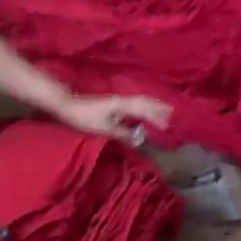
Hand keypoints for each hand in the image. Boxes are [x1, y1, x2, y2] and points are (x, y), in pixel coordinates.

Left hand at [57, 94, 174, 141]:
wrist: (67, 105)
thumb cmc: (85, 117)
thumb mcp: (104, 128)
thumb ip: (122, 133)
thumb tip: (139, 139)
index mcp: (122, 105)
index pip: (144, 110)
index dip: (157, 117)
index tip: (168, 125)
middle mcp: (122, 101)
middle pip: (145, 102)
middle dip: (159, 108)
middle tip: (172, 114)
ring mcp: (118, 101)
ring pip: (141, 101)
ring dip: (153, 105)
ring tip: (164, 110)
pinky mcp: (114, 104)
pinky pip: (135, 104)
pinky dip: (144, 106)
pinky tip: (145, 111)